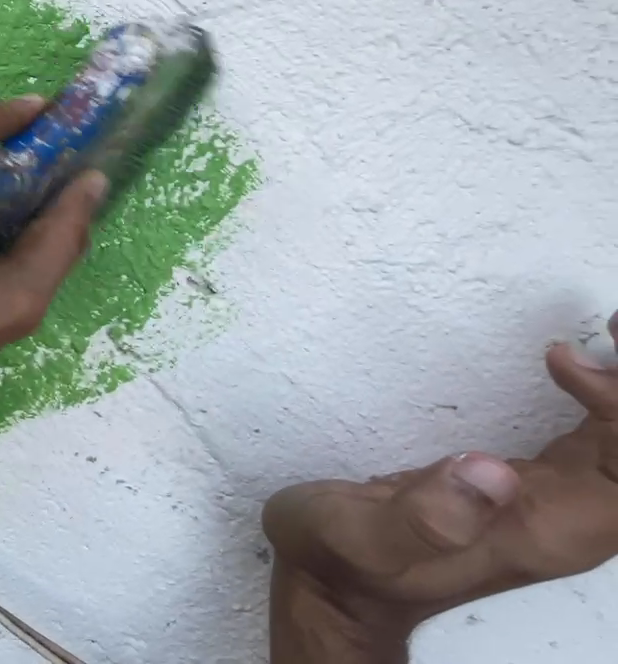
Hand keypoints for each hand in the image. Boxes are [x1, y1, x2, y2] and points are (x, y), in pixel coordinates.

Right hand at [262, 313, 617, 660]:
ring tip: (616, 336)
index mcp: (543, 530)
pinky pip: (599, 445)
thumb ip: (425, 516)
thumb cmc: (338, 557)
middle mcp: (566, 518)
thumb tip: (488, 469)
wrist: (334, 587)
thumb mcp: (363, 537)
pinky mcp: (522, 488)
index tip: (560, 357)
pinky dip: (607, 404)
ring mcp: (549, 504)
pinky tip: (584, 371)